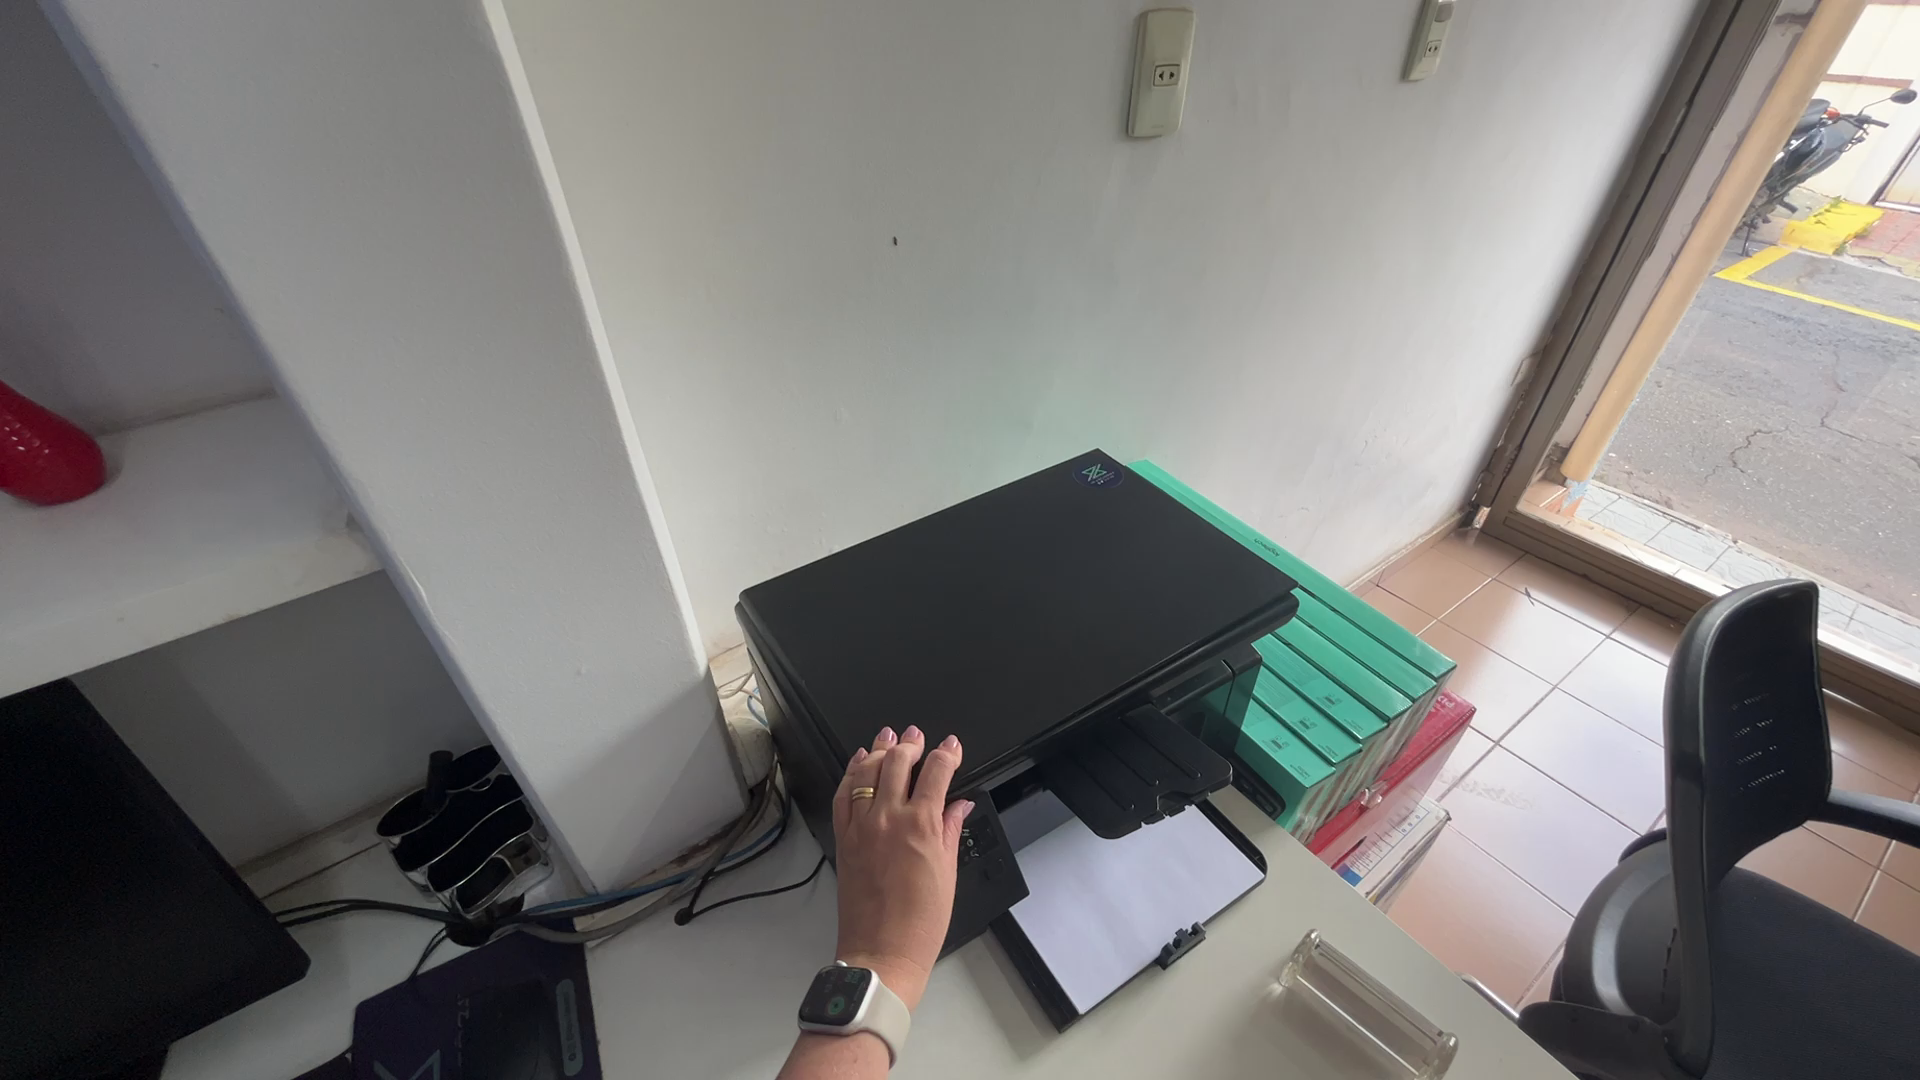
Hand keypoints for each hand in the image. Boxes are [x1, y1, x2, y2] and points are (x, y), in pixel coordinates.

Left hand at [830, 725, 971, 1010]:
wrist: (882, 953)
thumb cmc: (919, 922)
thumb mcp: (948, 872)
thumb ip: (952, 829)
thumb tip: (960, 805)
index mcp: (921, 826)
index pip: (937, 772)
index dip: (947, 752)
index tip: (952, 746)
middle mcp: (889, 818)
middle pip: (898, 762)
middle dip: (911, 742)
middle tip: (917, 735)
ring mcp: (862, 826)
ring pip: (867, 771)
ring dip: (879, 748)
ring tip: (888, 736)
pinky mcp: (843, 838)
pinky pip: (843, 795)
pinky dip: (850, 773)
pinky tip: (858, 761)